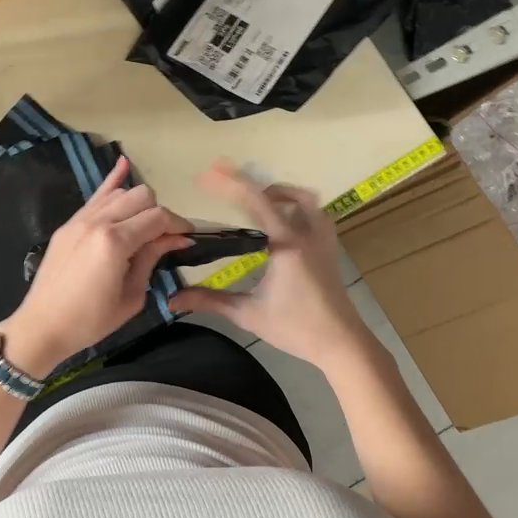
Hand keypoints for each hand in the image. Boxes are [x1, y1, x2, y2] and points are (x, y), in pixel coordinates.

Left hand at [0, 157, 192, 375]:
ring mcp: (80, 219)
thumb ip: (152, 259)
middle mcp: (98, 221)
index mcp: (115, 242)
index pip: (158, 218)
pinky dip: (111, 181)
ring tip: (145, 225)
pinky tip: (123, 163)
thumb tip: (176, 239)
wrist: (43, 325)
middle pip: (141, 197)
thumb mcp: (131, 295)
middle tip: (165, 237)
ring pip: (119, 193)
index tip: (189, 237)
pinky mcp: (69, 224)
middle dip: (159, 213)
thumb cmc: (90, 321)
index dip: (178, 225)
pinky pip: (95, 196)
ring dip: (138, 203)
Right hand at [172, 160, 371, 367]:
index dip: (230, 184)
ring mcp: (323, 241)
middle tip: (227, 183)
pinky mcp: (330, 251)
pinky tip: (283, 223)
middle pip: (283, 193)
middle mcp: (307, 235)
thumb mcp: (249, 314)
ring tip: (258, 199)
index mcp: (286, 244)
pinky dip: (298, 209)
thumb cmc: (296, 328)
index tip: (207, 173)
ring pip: (307, 201)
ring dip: (281, 193)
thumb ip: (210, 301)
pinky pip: (316, 216)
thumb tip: (173, 299)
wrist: (343, 345)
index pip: (256, 202)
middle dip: (253, 184)